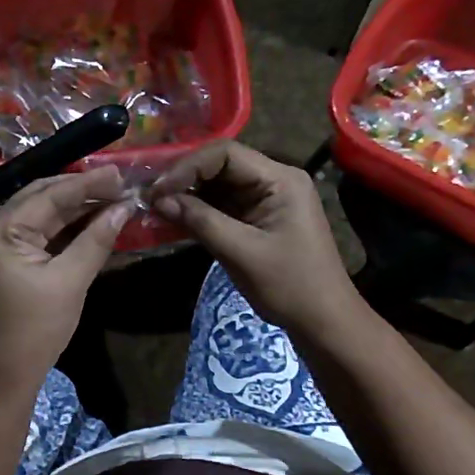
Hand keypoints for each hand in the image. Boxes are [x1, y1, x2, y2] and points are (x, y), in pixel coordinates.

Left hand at [0, 166, 132, 384]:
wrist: (13, 367)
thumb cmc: (38, 326)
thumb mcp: (71, 280)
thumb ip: (96, 240)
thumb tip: (124, 208)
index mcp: (1, 232)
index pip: (48, 196)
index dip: (86, 185)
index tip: (119, 174)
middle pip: (43, 197)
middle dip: (82, 190)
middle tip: (119, 182)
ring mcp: (6, 243)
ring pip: (46, 212)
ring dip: (79, 206)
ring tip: (115, 196)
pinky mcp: (17, 257)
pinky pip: (46, 231)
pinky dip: (71, 224)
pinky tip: (98, 216)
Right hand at [151, 142, 361, 332]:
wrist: (324, 321)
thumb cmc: (289, 285)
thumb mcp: (241, 252)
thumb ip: (200, 221)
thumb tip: (159, 201)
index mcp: (280, 179)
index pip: (225, 153)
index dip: (187, 167)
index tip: (158, 190)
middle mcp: (274, 180)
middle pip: (220, 165)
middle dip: (184, 179)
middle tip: (150, 198)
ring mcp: (267, 200)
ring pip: (219, 186)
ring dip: (188, 196)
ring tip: (155, 208)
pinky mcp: (258, 219)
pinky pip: (223, 206)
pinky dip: (199, 212)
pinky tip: (174, 220)